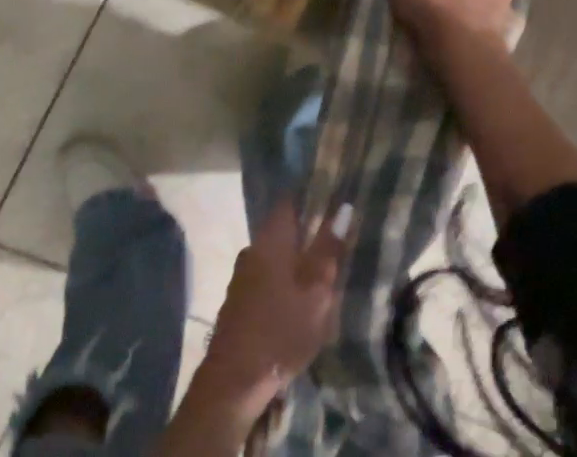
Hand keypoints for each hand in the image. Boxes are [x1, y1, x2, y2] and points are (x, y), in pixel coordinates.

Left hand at [199, 201, 348, 413]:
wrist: (235, 378)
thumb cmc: (282, 329)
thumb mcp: (316, 291)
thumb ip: (327, 249)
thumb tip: (341, 207)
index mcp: (270, 241)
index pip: (290, 202)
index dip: (313, 198)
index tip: (336, 200)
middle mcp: (252, 249)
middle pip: (284, 229)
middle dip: (309, 232)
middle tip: (339, 241)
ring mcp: (243, 274)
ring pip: (276, 255)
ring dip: (298, 259)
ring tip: (325, 272)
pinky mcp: (240, 298)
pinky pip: (268, 275)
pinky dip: (286, 278)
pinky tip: (301, 295)